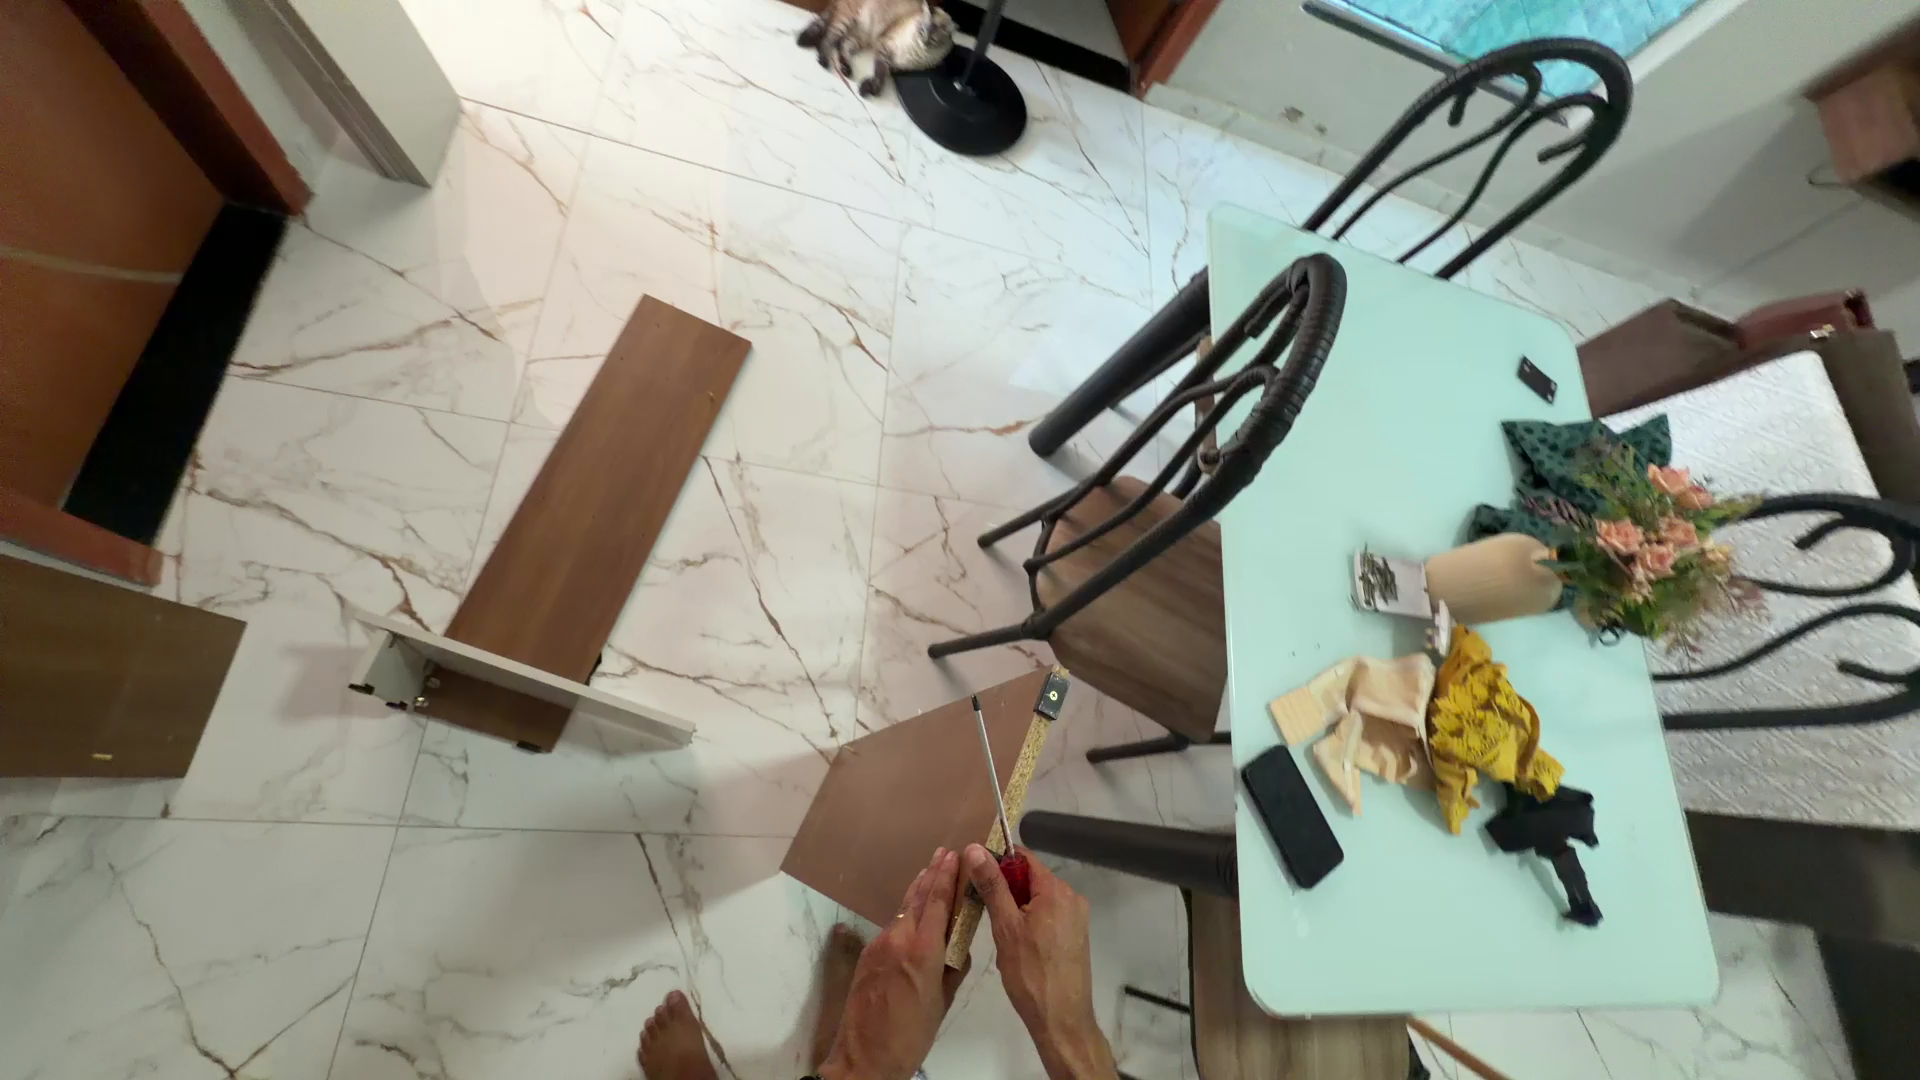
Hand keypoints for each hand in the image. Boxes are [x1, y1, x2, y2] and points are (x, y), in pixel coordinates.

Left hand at [819, 848, 967, 1079]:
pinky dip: (907, 913)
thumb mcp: (943, 1002)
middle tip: (944, 852)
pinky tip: (914, 912)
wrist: (864, 1059)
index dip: (946, 875)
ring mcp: (880, 943)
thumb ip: (954, 967)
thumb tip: (961, 943)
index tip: (954, 854)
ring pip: (904, 909)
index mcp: (923, 950)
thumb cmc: (913, 1035)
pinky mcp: (868, 952)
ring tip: (931, 871)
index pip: (938, 901)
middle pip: (919, 896)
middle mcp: (900, 937)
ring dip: (919, 890)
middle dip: (933, 872)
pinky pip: (893, 926)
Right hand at [964, 845, 1115, 1079]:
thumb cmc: (1031, 974)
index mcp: (1056, 890)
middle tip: (981, 904)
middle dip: (1006, 886)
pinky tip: (1016, 940)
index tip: (975, 871)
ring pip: (1039, 897)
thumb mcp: (1005, 927)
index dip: (998, 860)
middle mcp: (1071, 897)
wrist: (1062, 1023)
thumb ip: (992, 885)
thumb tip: (975, 848)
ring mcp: (1076, 917)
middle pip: (1031, 877)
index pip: (1023, 857)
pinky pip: (1049, 914)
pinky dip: (1030, 918)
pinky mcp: (1075, 935)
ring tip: (997, 926)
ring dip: (1017, 904)